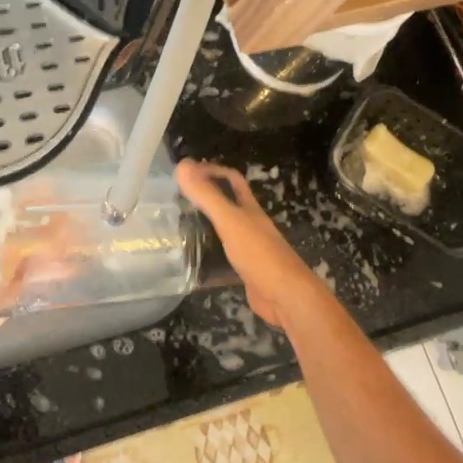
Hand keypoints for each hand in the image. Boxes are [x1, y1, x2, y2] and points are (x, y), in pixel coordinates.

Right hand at [175, 161, 329, 328]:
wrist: (286, 297)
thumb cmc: (260, 254)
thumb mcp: (230, 221)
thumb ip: (207, 196)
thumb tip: (183, 165)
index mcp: (249, 209)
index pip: (233, 180)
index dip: (213, 171)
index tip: (188, 173)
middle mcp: (251, 226)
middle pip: (227, 207)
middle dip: (204, 202)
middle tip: (176, 203)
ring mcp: (250, 250)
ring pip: (224, 234)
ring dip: (204, 231)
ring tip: (177, 232)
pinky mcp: (246, 273)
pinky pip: (223, 263)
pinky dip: (207, 263)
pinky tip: (189, 267)